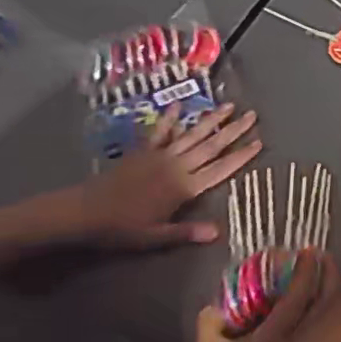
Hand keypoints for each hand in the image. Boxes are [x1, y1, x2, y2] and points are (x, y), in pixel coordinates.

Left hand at [78, 102, 260, 248]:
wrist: (82, 212)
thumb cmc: (121, 227)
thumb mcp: (156, 236)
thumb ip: (187, 232)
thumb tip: (218, 232)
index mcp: (184, 188)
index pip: (220, 169)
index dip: (241, 157)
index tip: (259, 143)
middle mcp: (176, 167)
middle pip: (211, 146)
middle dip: (233, 131)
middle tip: (252, 116)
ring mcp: (158, 156)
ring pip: (191, 134)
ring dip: (210, 120)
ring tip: (228, 106)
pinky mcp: (142, 151)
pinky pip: (159, 132)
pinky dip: (169, 118)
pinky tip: (178, 105)